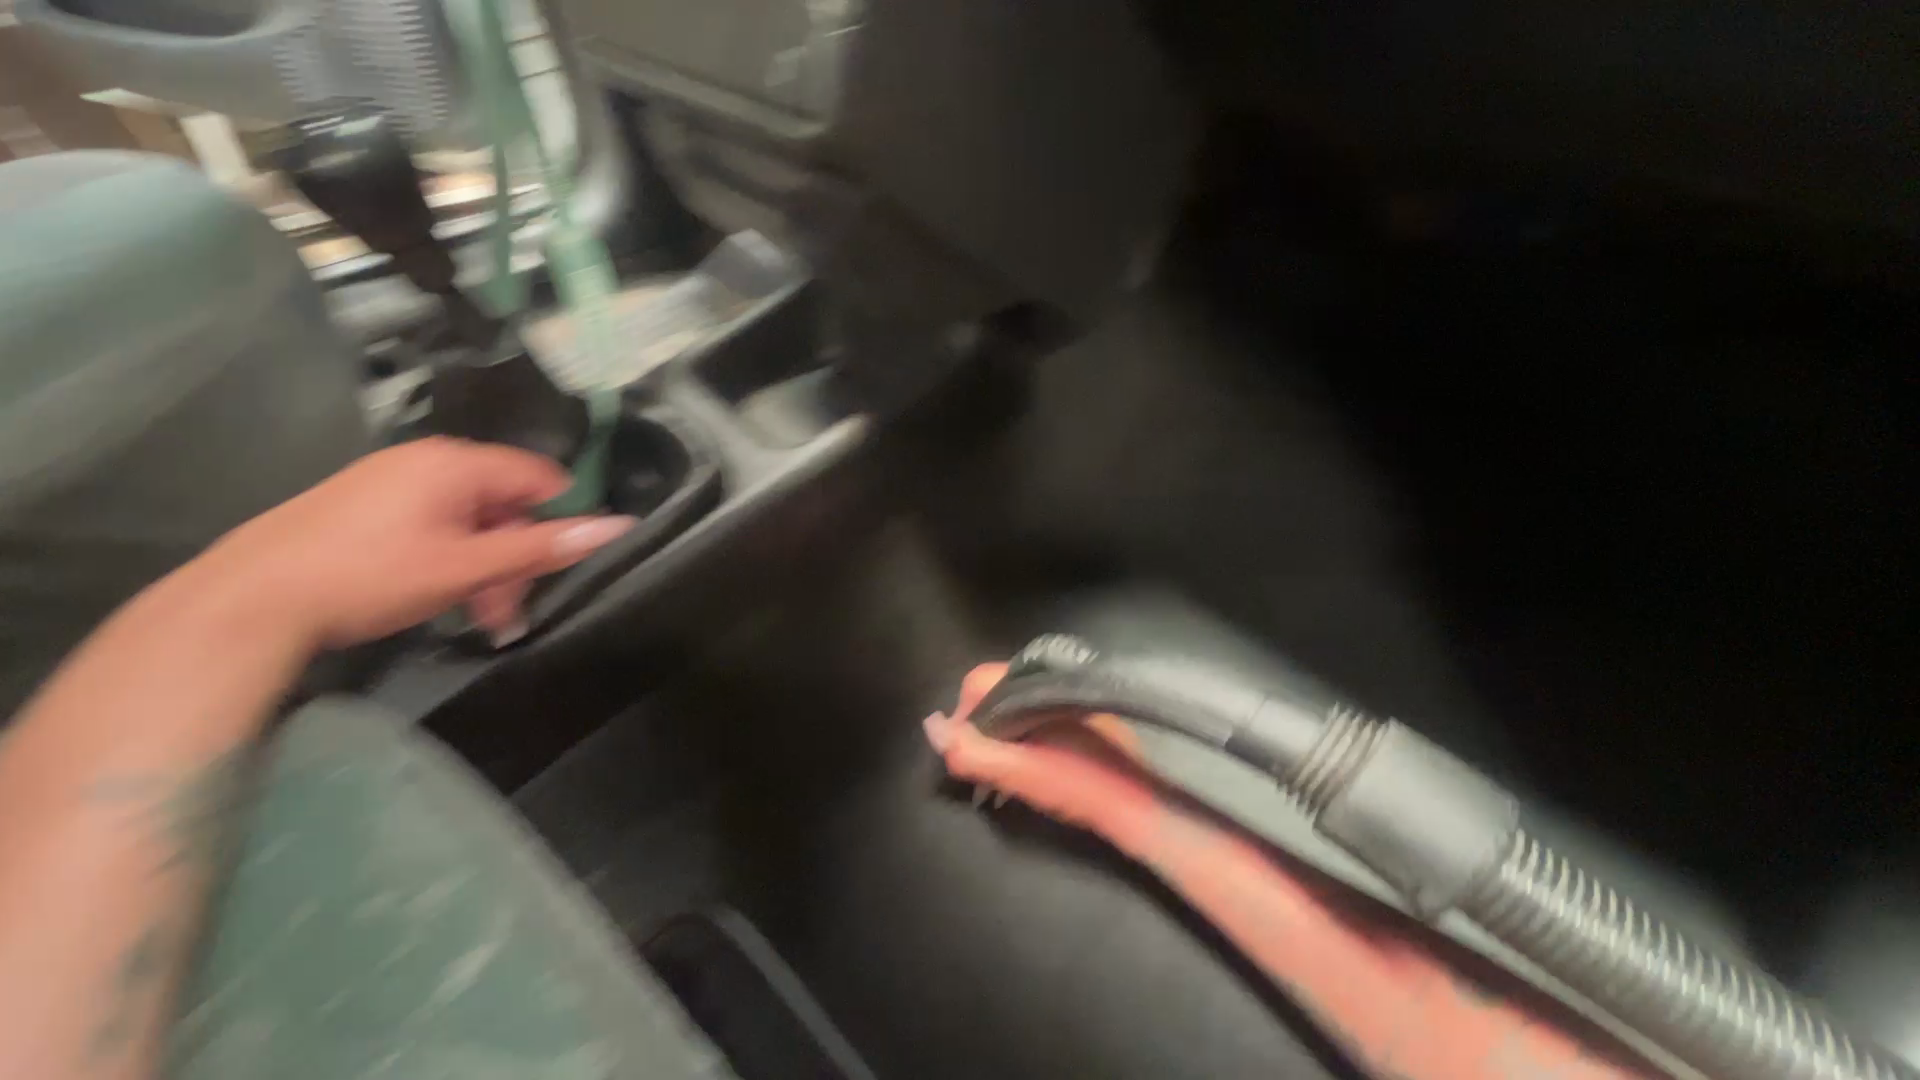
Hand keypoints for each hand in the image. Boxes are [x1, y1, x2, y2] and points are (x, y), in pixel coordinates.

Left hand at [189, 438, 633, 649]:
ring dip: (486, 565)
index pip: (540, 476)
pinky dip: (451, 557)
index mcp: (456, 463)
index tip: (559, 566)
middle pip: (503, 502)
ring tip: (479, 616)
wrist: (248, 600)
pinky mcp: (364, 504)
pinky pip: (433, 523)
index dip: (561, 518)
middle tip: (510, 611)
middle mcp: (426, 460)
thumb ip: (543, 548)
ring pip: (468, 518)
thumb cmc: (371, 576)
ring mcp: (390, 480)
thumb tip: (619, 526)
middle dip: (517, 556)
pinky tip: (440, 595)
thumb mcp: (467, 567)